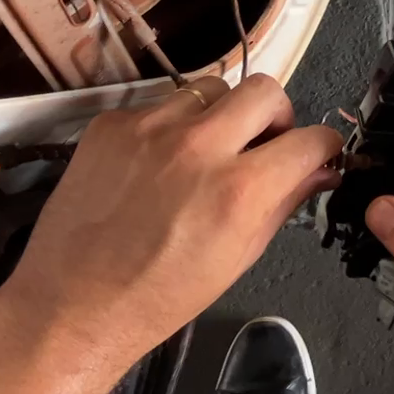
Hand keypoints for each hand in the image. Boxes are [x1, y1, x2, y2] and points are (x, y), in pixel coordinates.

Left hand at [1, 75, 340, 367]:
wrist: (72, 305)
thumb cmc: (164, 294)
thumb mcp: (240, 256)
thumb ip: (285, 202)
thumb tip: (321, 169)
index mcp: (239, 190)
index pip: (309, 139)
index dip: (322, 146)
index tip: (315, 153)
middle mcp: (199, 146)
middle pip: (265, 90)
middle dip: (276, 115)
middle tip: (261, 144)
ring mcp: (150, 127)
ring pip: (213, 88)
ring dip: (222, 115)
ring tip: (204, 151)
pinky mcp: (112, 122)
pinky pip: (162, 104)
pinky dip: (172, 126)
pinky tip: (157, 162)